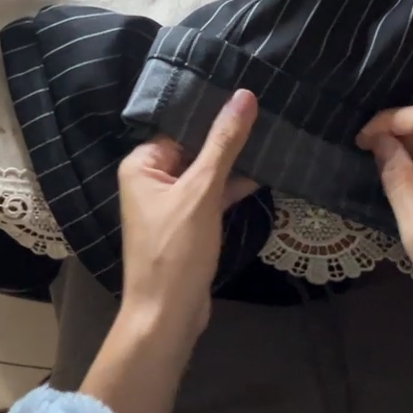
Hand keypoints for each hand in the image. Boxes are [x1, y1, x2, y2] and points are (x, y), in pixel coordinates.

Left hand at [116, 88, 260, 338]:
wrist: (167, 318)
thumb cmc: (176, 250)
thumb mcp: (203, 191)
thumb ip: (224, 143)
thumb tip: (244, 95)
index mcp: (142, 165)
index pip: (181, 127)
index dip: (212, 114)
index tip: (248, 96)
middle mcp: (150, 180)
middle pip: (193, 148)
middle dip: (226, 139)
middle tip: (266, 113)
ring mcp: (168, 204)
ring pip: (204, 173)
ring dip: (232, 164)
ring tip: (271, 139)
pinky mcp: (185, 225)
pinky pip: (209, 196)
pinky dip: (230, 188)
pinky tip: (260, 176)